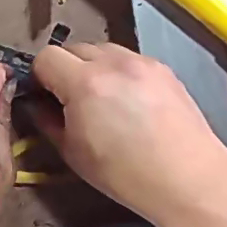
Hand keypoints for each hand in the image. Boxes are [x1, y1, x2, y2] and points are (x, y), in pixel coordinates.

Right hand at [31, 43, 226, 220]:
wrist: (187, 177)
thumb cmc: (127, 175)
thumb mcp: (74, 154)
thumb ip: (49, 122)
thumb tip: (39, 106)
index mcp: (86, 83)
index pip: (47, 57)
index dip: (40, 76)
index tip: (44, 95)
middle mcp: (114, 63)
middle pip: (74, 48)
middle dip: (66, 70)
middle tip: (70, 101)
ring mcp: (142, 62)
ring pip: (103, 50)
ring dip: (94, 68)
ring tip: (102, 101)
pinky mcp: (163, 68)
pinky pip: (129, 60)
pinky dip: (120, 73)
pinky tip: (129, 102)